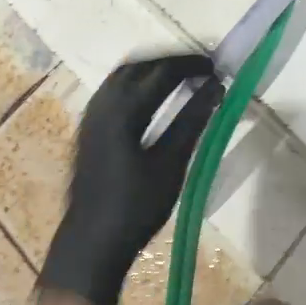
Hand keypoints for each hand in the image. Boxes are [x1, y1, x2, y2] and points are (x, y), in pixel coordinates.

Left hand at [38, 53, 225, 304]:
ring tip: (181, 76)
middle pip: (142, 65)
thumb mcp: (171, 164)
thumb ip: (192, 121)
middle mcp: (104, 100)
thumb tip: (216, 88)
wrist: (91, 243)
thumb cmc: (135, 206)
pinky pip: (115, 87)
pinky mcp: (89, 124)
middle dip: (172, 62)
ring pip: (125, 74)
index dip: (192, 65)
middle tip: (201, 68)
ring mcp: (92, 111)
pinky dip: (138, 81)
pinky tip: (153, 96)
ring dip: (153, 69)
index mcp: (123, 107)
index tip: (216, 66)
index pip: (163, 71)